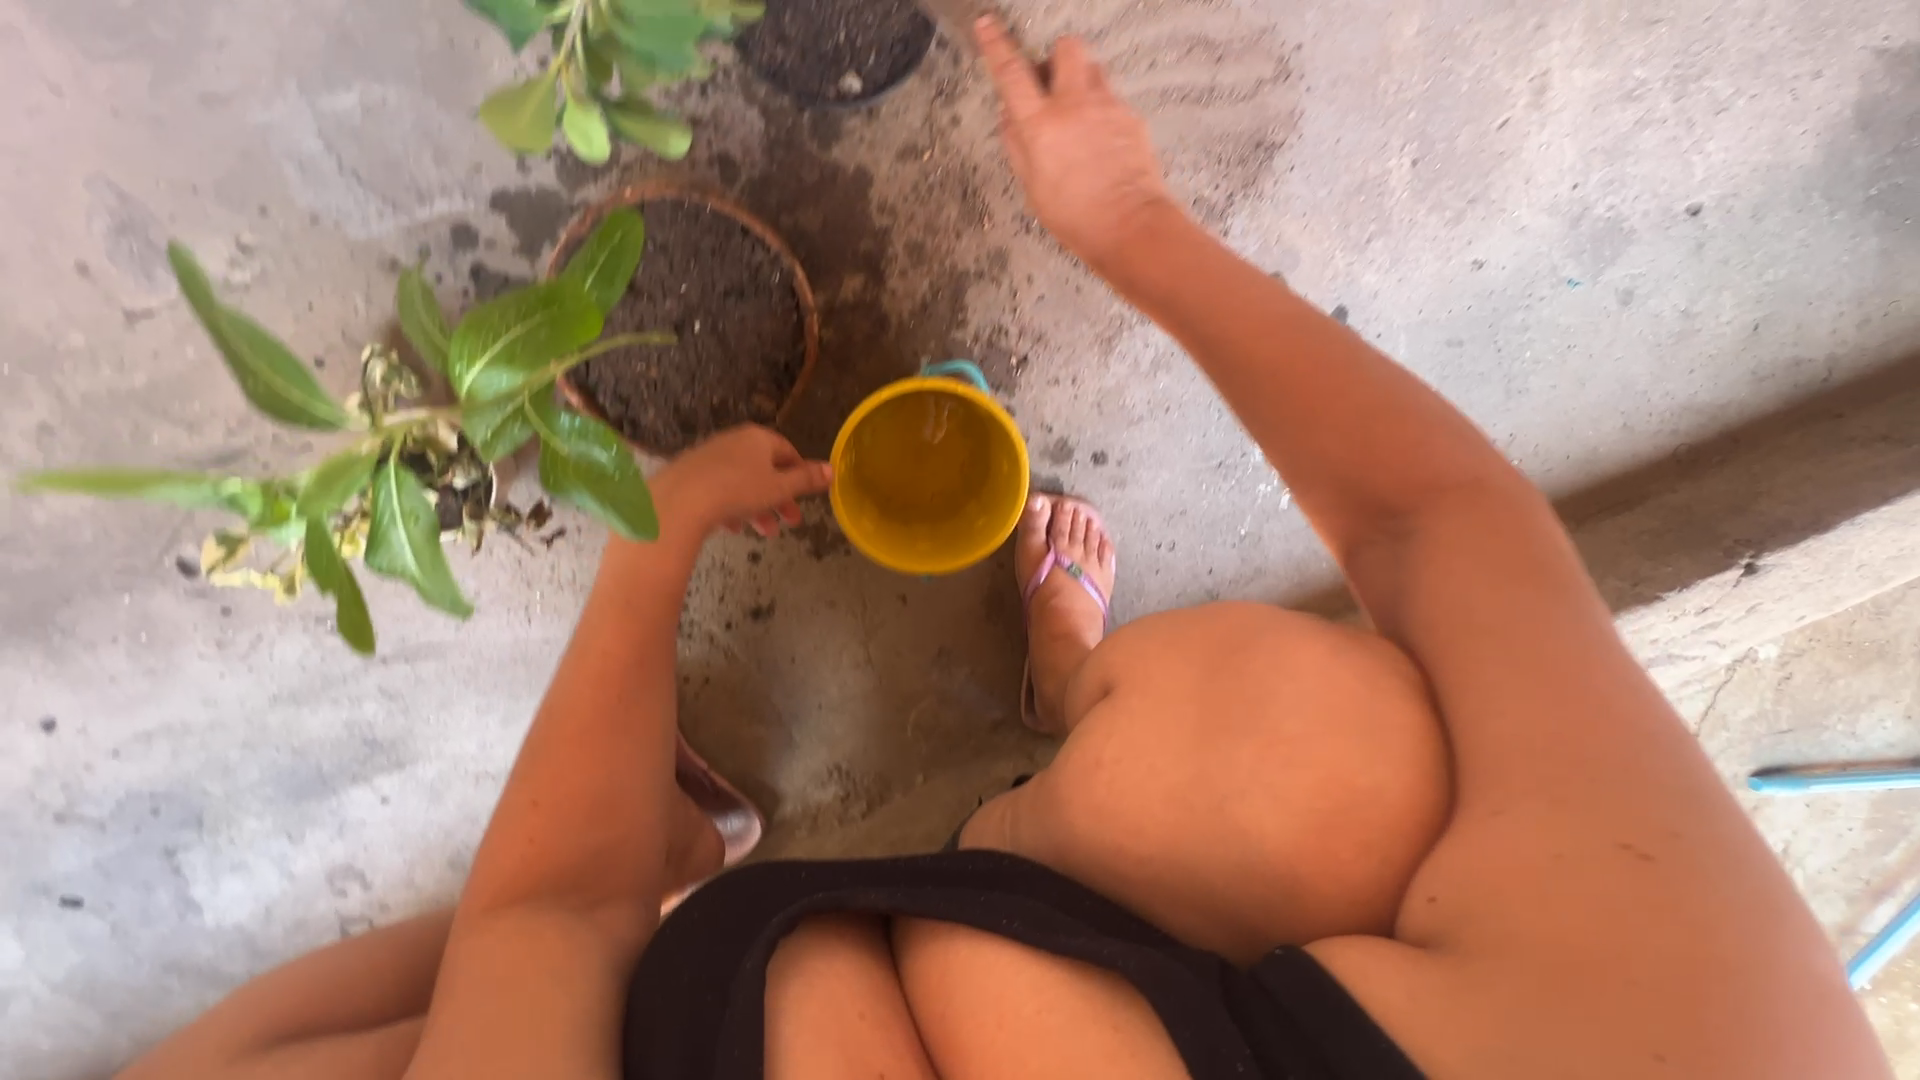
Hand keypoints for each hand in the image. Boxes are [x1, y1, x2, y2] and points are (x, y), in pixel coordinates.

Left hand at [654, 425, 830, 537]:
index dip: (799, 472)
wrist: (680, 500)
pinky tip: (733, 528)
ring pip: (742, 482)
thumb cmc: (739, 490)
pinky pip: (719, 489)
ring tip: (765, 532)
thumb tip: (832, 469)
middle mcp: (734, 441)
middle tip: (792, 521)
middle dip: (780, 498)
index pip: (787, 451)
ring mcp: (709, 456)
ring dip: (758, 507)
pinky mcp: (690, 474)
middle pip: (765, 469)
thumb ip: (806, 480)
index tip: (806, 493)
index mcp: (759, 439)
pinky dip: (731, 507)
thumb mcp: (780, 488)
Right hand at [975, 15, 1178, 269]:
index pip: (1012, 74)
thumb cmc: (1075, 217)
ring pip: (1093, 70)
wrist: (1129, 225)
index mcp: (1041, 125)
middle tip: (1052, 85)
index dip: (996, 46)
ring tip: (1079, 118)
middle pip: (1066, 48)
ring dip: (1081, 82)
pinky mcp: (1131, 118)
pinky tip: (1102, 145)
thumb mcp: (1032, 188)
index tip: (987, 25)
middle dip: (1056, 57)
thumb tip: (1009, 117)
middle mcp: (1075, 106)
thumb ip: (1017, 146)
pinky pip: (1112, 100)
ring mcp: (1107, 107)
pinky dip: (1102, 113)